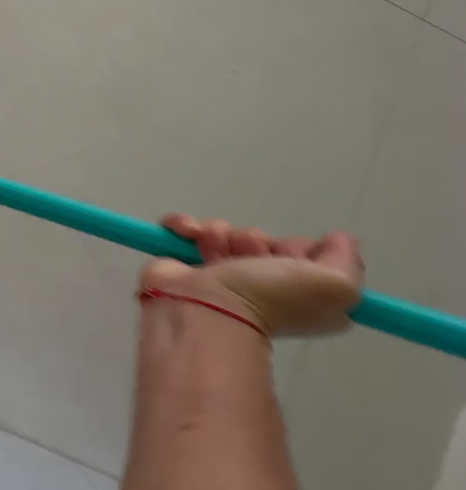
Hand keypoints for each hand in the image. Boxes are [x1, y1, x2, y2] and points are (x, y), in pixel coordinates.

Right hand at [143, 214, 363, 336]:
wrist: (206, 305)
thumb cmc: (270, 297)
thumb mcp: (335, 286)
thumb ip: (347, 261)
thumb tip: (339, 238)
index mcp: (299, 293)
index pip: (302, 254)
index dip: (298, 251)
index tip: (293, 260)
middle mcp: (262, 283)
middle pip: (262, 239)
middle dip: (254, 242)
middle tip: (250, 259)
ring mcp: (219, 270)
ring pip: (223, 230)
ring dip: (218, 234)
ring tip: (214, 251)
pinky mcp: (183, 258)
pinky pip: (185, 226)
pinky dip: (184, 225)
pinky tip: (189, 235)